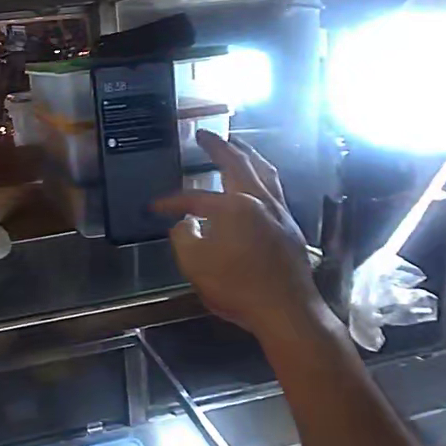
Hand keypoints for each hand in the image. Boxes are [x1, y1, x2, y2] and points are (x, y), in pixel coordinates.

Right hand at [154, 131, 324, 344]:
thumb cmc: (237, 287)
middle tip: (205, 134)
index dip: (172, 202)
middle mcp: (259, 200)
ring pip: (264, 172)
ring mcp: (279, 212)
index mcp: (233, 206)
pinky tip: (257, 183)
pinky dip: (261, 175)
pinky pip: (274, 188)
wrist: (287, 311)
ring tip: (237, 147)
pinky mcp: (290, 227)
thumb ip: (184, 238)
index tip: (156, 207)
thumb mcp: (195, 264)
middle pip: (238, 164)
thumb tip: (185, 223)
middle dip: (218, 146)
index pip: (195, 198)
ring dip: (247, 155)